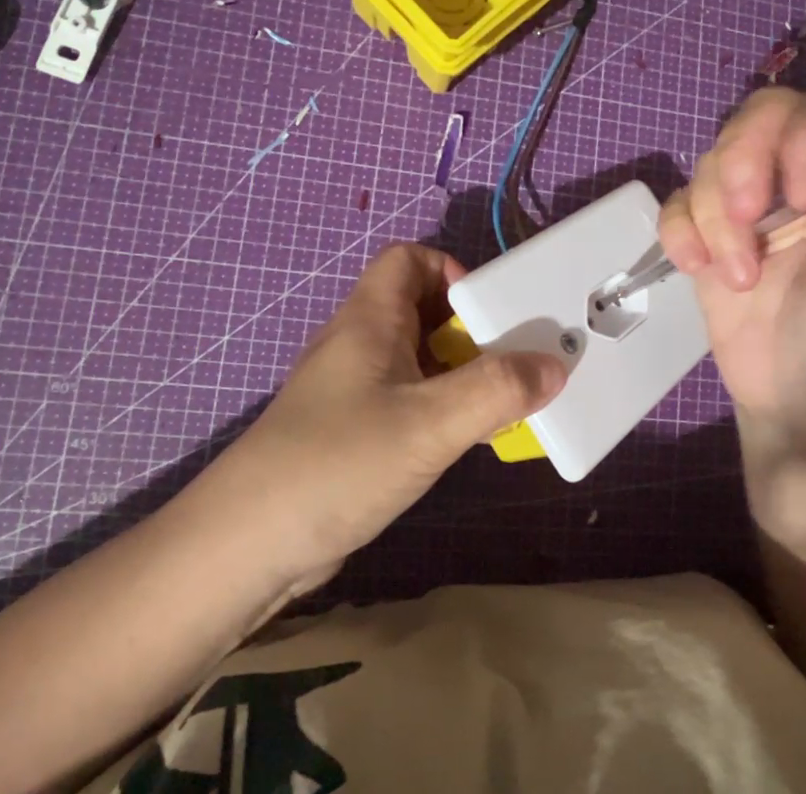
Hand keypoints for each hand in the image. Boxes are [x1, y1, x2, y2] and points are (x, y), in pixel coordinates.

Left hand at [202, 244, 565, 587]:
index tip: (492, 313)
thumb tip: (555, 365)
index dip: (452, 271)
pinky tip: (467, 440)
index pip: (408, 260)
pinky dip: (443, 411)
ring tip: (506, 402)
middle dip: (472, 329)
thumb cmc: (339, 464)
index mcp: (369, 321)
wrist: (249, 546)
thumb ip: (498, 391)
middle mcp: (358, 347)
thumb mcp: (430, 423)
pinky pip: (408, 403)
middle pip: (420, 310)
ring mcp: (352, 393)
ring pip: (418, 362)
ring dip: (462, 374)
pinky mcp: (352, 435)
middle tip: (517, 359)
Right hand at [659, 77, 805, 458]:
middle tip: (749, 219)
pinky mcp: (712, 234)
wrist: (803, 410)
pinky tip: (699, 269)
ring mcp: (758, 204)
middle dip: (745, 160)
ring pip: (716, 156)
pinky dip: (679, 230)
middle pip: (764, 114)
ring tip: (738, 275)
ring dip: (714, 212)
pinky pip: (679, 200)